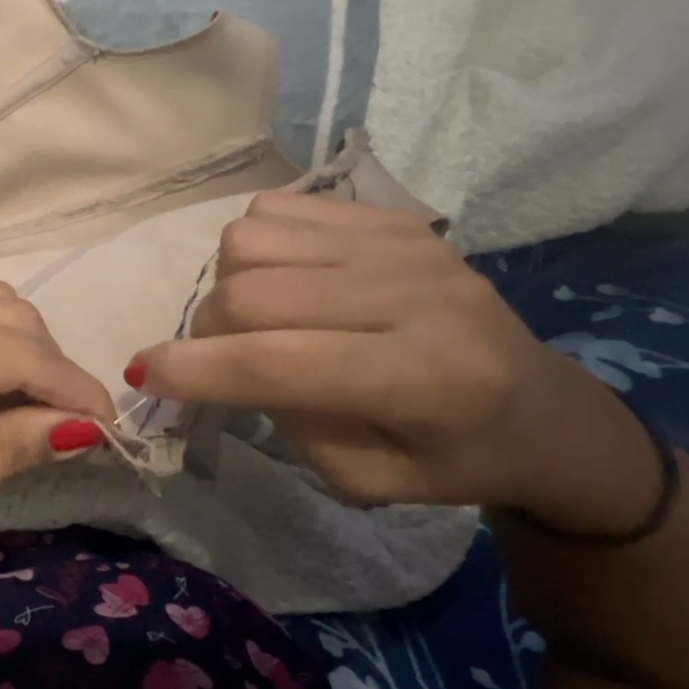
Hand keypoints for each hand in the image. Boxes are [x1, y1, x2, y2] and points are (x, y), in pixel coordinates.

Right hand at [125, 193, 663, 532]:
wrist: (545, 408)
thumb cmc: (451, 459)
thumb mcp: (364, 478)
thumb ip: (284, 419)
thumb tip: (211, 362)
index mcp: (423, 379)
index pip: (276, 363)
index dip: (193, 369)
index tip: (143, 374)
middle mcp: (416, 296)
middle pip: (251, 293)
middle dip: (205, 331)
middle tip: (216, 357)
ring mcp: (404, 244)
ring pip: (249, 239)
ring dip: (227, 284)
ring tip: (255, 316)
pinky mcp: (393, 217)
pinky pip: (275, 209)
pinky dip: (255, 248)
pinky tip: (284, 280)